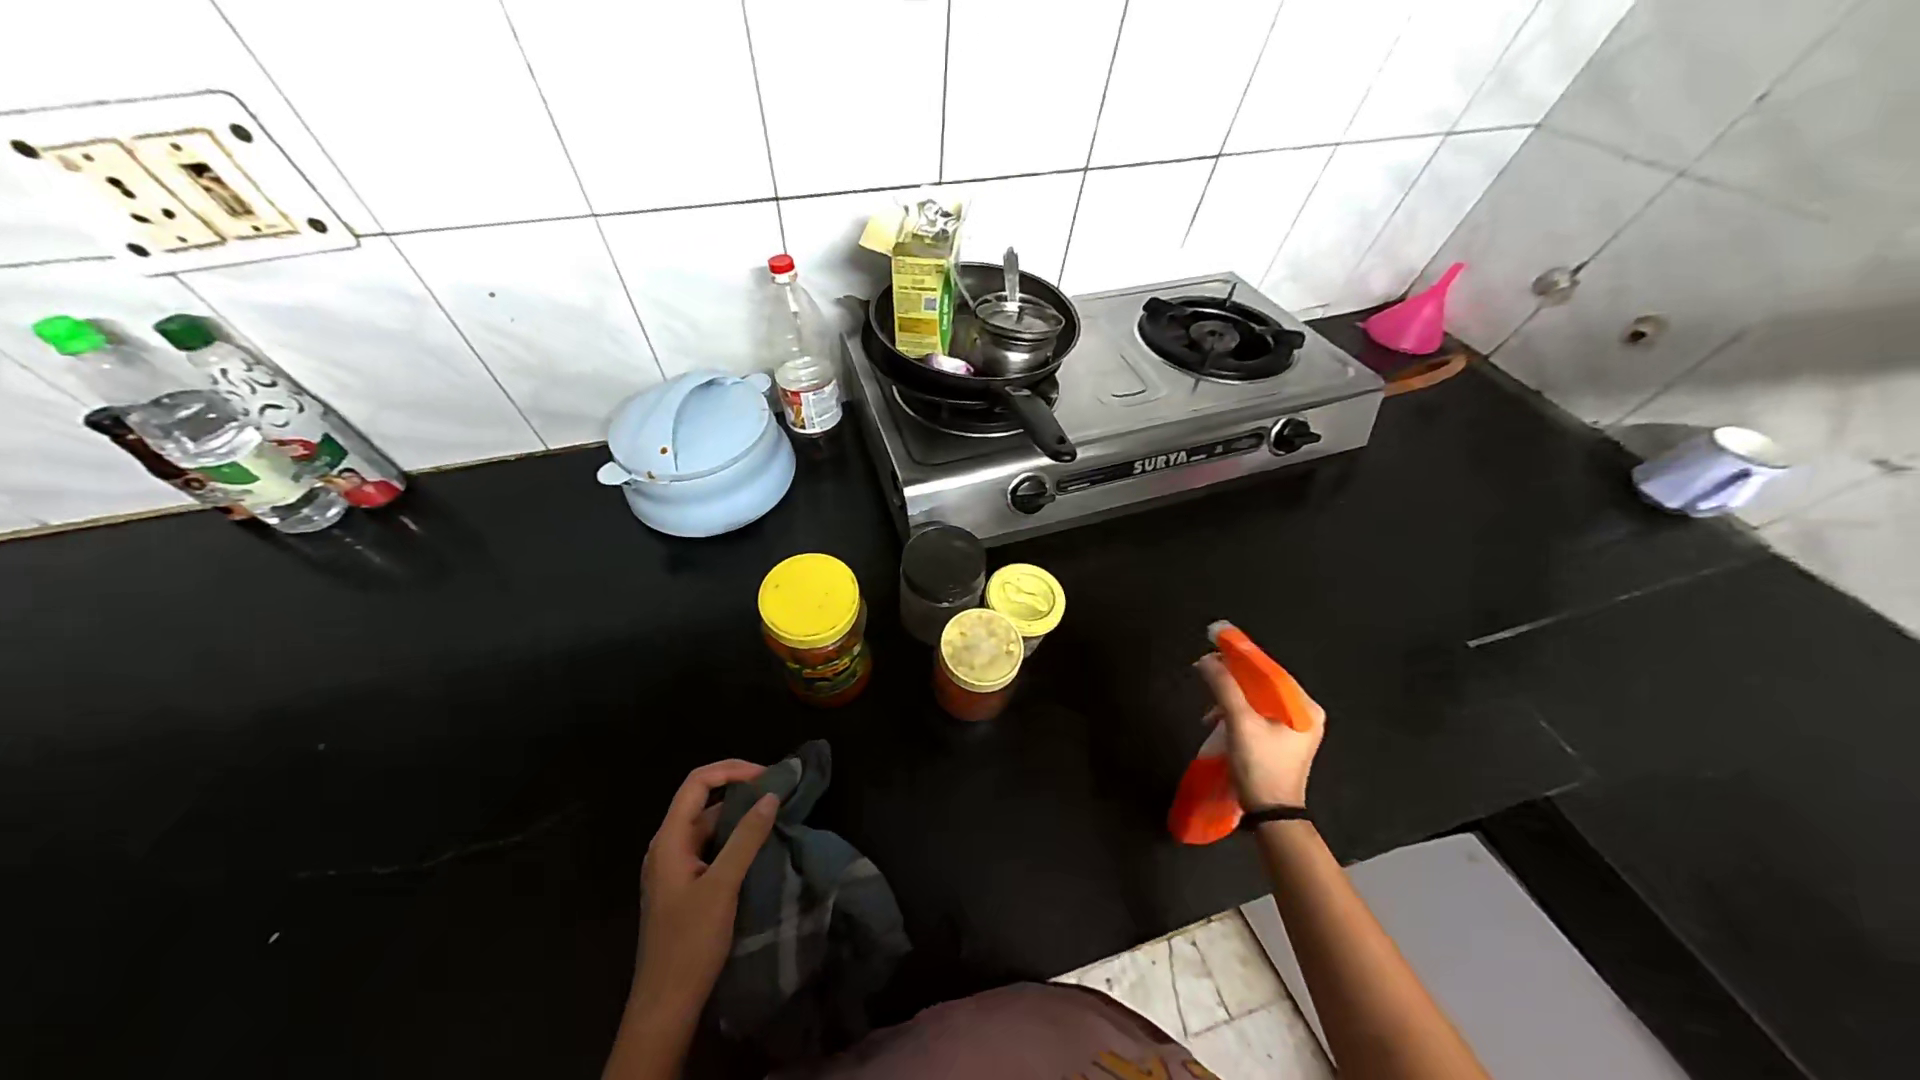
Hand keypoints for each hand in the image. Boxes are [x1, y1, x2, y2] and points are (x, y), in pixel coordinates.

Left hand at [632, 760, 780, 1016]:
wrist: (666, 1004)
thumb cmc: (690, 942)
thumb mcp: (723, 886)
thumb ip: (746, 838)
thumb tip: (770, 796)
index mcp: (669, 840)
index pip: (696, 783)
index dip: (731, 770)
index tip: (767, 776)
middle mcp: (668, 847)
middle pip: (703, 802)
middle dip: (740, 791)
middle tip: (779, 793)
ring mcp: (676, 869)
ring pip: (710, 827)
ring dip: (740, 817)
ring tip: (776, 816)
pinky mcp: (686, 887)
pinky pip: (712, 849)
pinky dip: (736, 840)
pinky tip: (761, 847)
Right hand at [1195, 653, 1325, 808]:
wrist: (1270, 814)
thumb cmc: (1260, 766)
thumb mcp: (1240, 723)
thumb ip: (1224, 688)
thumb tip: (1206, 660)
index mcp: (1305, 708)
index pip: (1270, 670)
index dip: (1242, 656)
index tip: (1216, 642)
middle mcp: (1304, 714)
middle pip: (1263, 683)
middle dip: (1233, 678)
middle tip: (1208, 669)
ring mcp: (1293, 729)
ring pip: (1257, 699)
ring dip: (1231, 698)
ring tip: (1209, 706)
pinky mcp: (1279, 741)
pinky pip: (1255, 714)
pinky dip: (1235, 712)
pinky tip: (1216, 719)